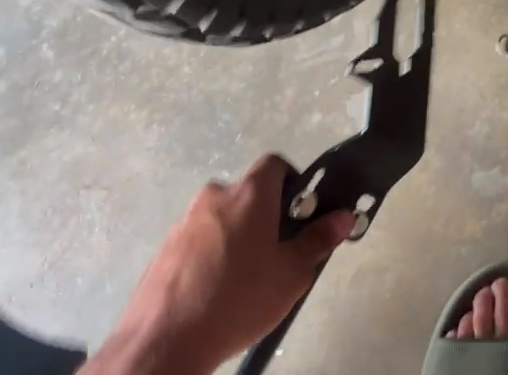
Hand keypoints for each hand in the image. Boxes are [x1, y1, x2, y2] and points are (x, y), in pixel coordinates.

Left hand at [83, 155, 354, 374]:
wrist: (162, 344)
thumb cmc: (238, 299)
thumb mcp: (291, 274)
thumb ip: (319, 240)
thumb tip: (345, 216)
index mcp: (249, 193)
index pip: (275, 164)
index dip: (292, 182)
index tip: (299, 213)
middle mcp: (215, 197)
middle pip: (247, 194)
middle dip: (264, 216)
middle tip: (276, 252)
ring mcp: (183, 223)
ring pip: (221, 220)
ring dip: (235, 237)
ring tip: (243, 279)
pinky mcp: (163, 251)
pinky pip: (197, 242)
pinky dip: (209, 257)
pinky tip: (214, 292)